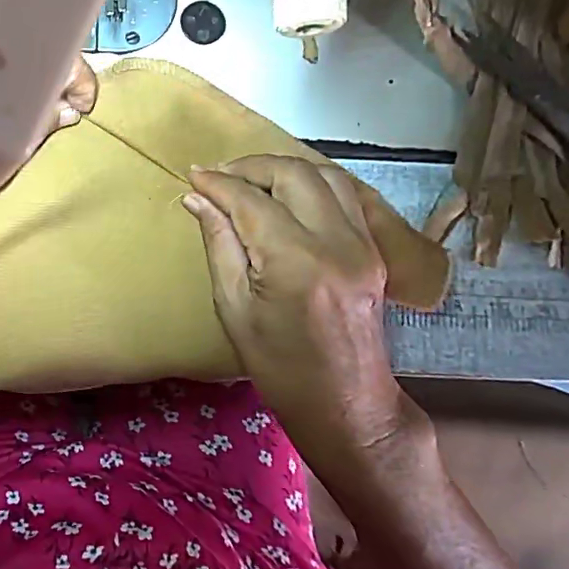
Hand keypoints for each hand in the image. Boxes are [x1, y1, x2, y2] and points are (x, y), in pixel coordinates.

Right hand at [182, 156, 424, 476]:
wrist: (345, 402)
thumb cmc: (276, 363)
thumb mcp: (233, 306)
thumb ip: (219, 243)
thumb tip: (197, 199)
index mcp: (296, 262)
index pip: (251, 200)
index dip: (218, 183)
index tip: (193, 175)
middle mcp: (337, 244)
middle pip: (294, 175)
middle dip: (251, 166)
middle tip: (219, 176)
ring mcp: (364, 245)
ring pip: (327, 176)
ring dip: (284, 169)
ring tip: (250, 180)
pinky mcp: (374, 250)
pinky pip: (347, 196)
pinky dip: (313, 183)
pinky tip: (287, 195)